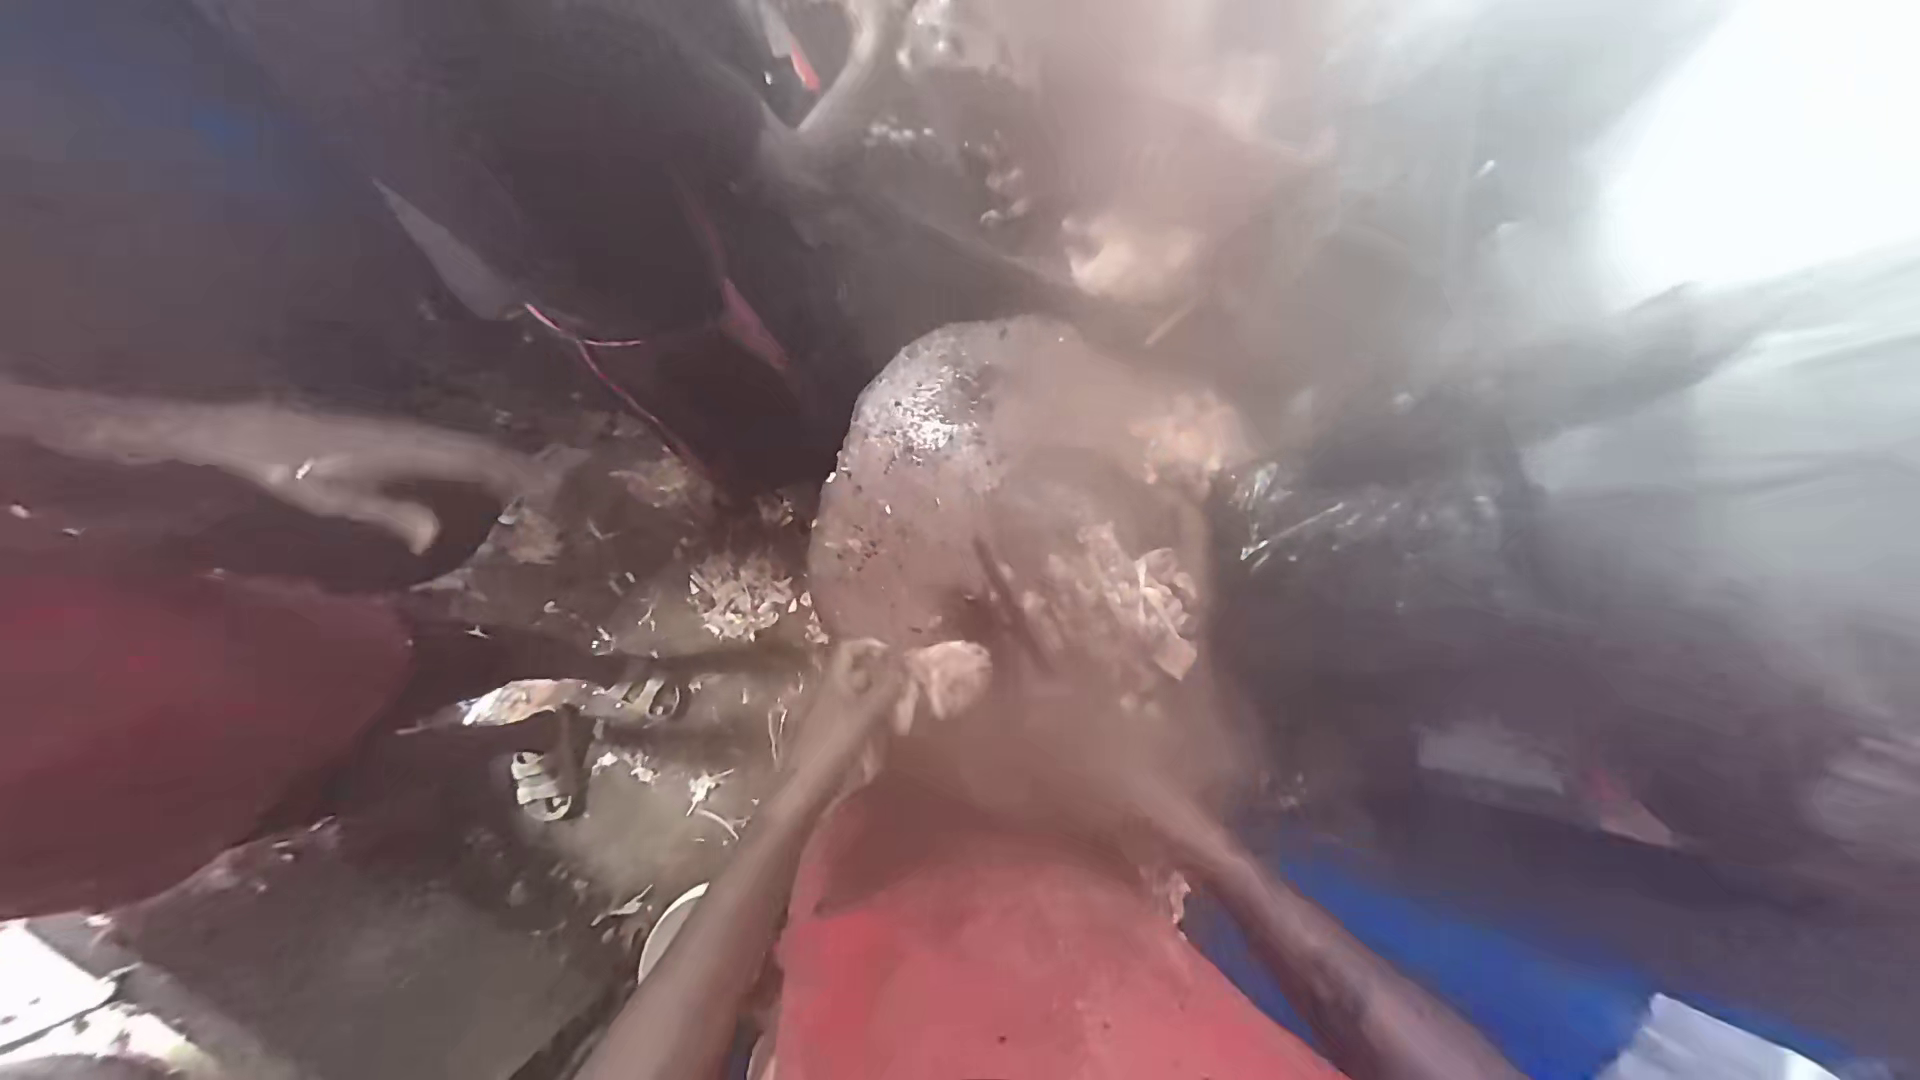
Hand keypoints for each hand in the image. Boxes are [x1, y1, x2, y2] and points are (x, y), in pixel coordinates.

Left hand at [31, 394, 540, 552]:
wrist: (232, 428)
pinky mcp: (399, 440)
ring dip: (509, 467)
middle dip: (528, 469)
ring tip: (543, 486)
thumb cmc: (278, 466)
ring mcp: (411, 435)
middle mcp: (420, 436)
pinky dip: (483, 464)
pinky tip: (493, 480)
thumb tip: (438, 537)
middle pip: (487, 451)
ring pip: (474, 450)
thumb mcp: (326, 495)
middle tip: (566, 491)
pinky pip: (455, 452)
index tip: (559, 487)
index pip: (482, 457)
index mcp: (411, 447)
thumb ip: (386, 512)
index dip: (522, 471)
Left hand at [779, 640, 906, 795]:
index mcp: (833, 681)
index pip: (850, 648)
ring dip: (880, 700)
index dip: (872, 646)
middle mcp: (827, 693)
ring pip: (857, 698)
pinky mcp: (828, 738)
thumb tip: (905, 660)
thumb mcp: (866, 714)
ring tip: (901, 711)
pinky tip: (885, 734)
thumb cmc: (833, 747)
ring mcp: (825, 716)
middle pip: (856, 673)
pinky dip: (872, 720)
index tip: (897, 657)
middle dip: (883, 677)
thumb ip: (887, 686)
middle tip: (907, 688)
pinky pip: (854, 719)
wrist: (802, 791)